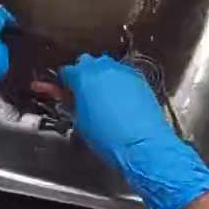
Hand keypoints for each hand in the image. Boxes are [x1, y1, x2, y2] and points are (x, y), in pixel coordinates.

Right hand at [59, 54, 208, 208]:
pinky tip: (120, 102)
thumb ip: (73, 106)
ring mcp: (124, 72)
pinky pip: (123, 76)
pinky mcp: (140, 79)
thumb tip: (71, 101)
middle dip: (84, 76)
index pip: (67, 71)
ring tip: (103, 99)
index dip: (64, 83)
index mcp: (84, 78)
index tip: (65, 91)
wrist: (144, 145)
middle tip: (83, 95)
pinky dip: (119, 84)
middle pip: (88, 63)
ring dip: (102, 78)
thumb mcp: (81, 124)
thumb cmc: (111, 139)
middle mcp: (104, 69)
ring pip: (107, 67)